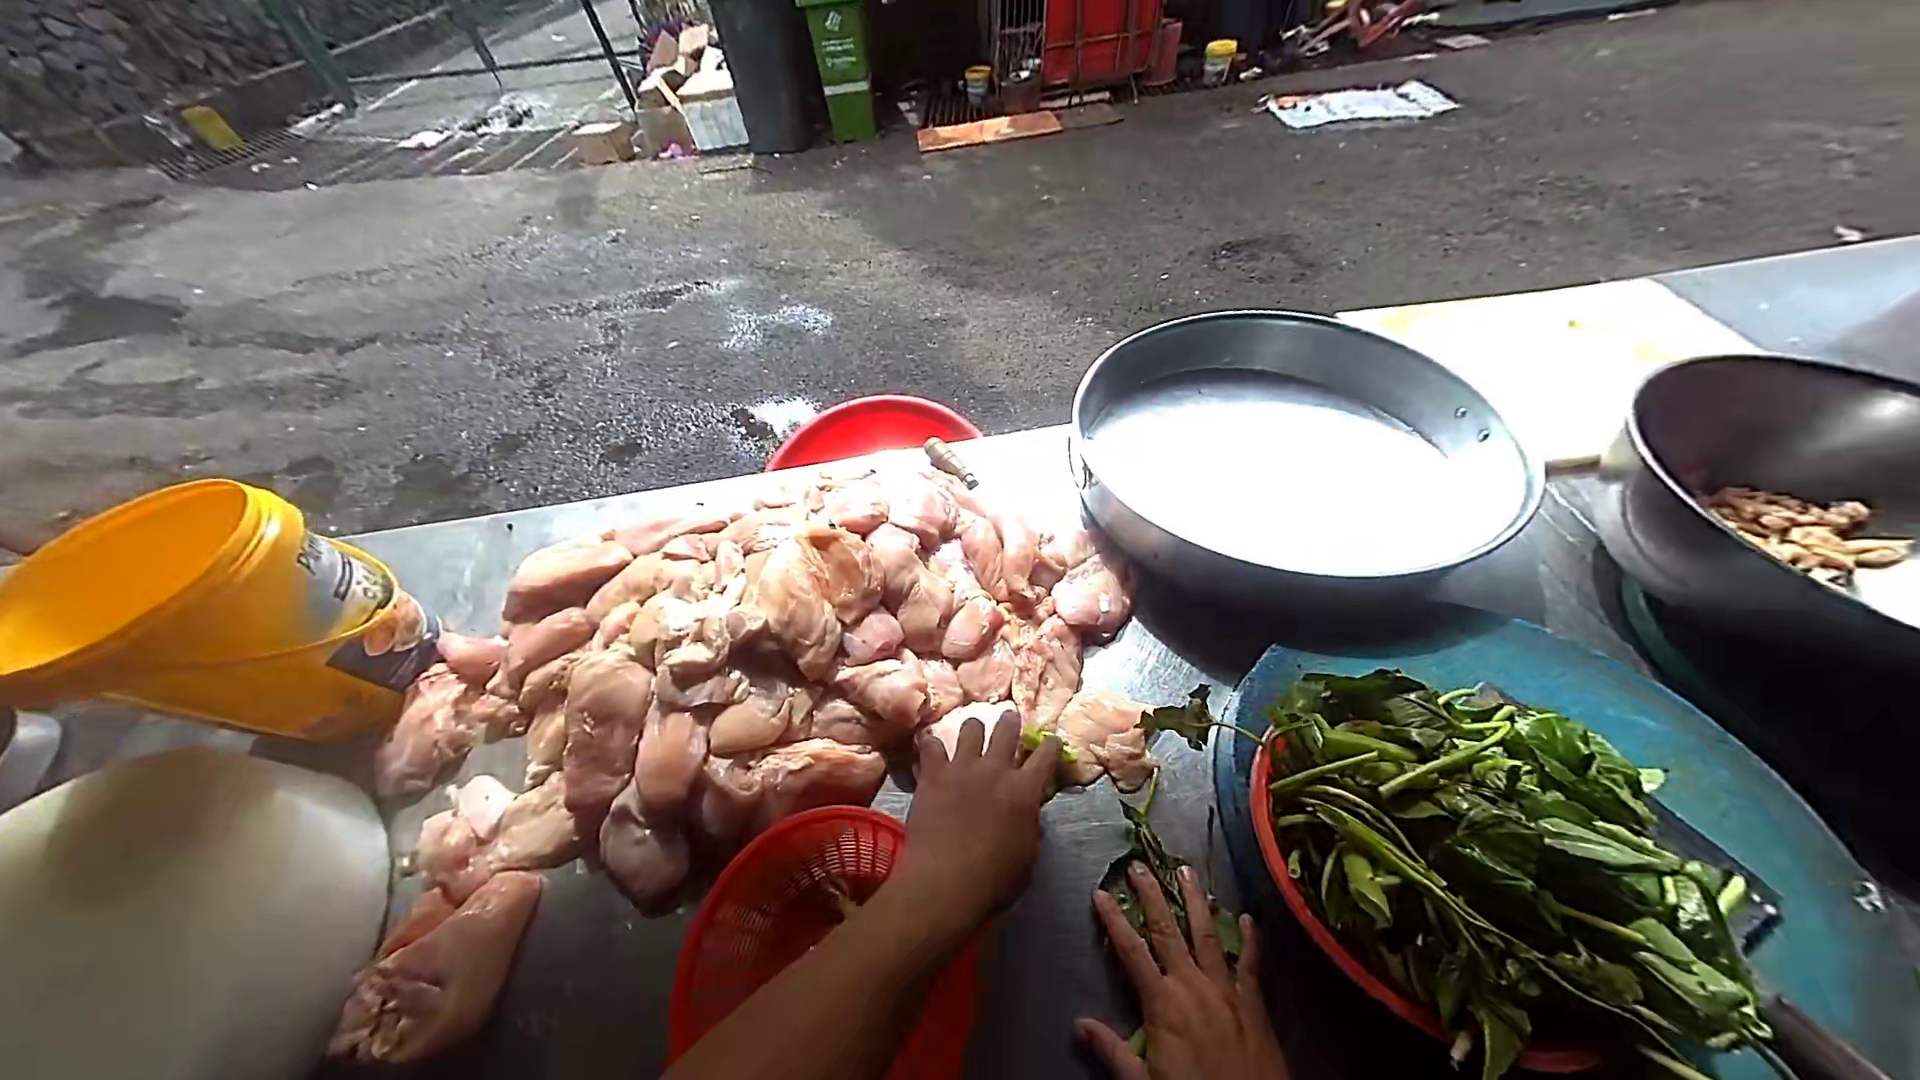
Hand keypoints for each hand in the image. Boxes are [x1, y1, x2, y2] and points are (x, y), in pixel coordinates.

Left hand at [891, 710, 1059, 933]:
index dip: (1051, 745)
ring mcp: (963, 768)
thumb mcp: (1027, 855)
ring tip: (973, 727)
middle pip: (1007, 730)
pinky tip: (931, 745)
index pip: (1046, 756)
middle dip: (1011, 720)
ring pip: (971, 729)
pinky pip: (932, 746)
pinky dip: (932, 745)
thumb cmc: (993, 881)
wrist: (945, 883)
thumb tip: (1027, 812)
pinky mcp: (934, 774)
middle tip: (1010, 716)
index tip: (1052, 740)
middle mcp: (995, 770)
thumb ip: (1029, 825)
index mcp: (1024, 790)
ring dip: (974, 727)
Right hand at [1079, 863, 1289, 1079]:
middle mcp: (1192, 987)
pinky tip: (1248, 918)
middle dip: (1151, 895)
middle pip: (1167, 930)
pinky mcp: (1254, 1006)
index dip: (1113, 919)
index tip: (1099, 892)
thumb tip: (1079, 1024)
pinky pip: (1251, 966)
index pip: (1130, 950)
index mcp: (1163, 1004)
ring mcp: (1226, 992)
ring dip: (1195, 900)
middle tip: (1139, 866)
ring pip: (1206, 935)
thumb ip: (1113, 1052)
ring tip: (1186, 870)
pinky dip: (1250, 941)